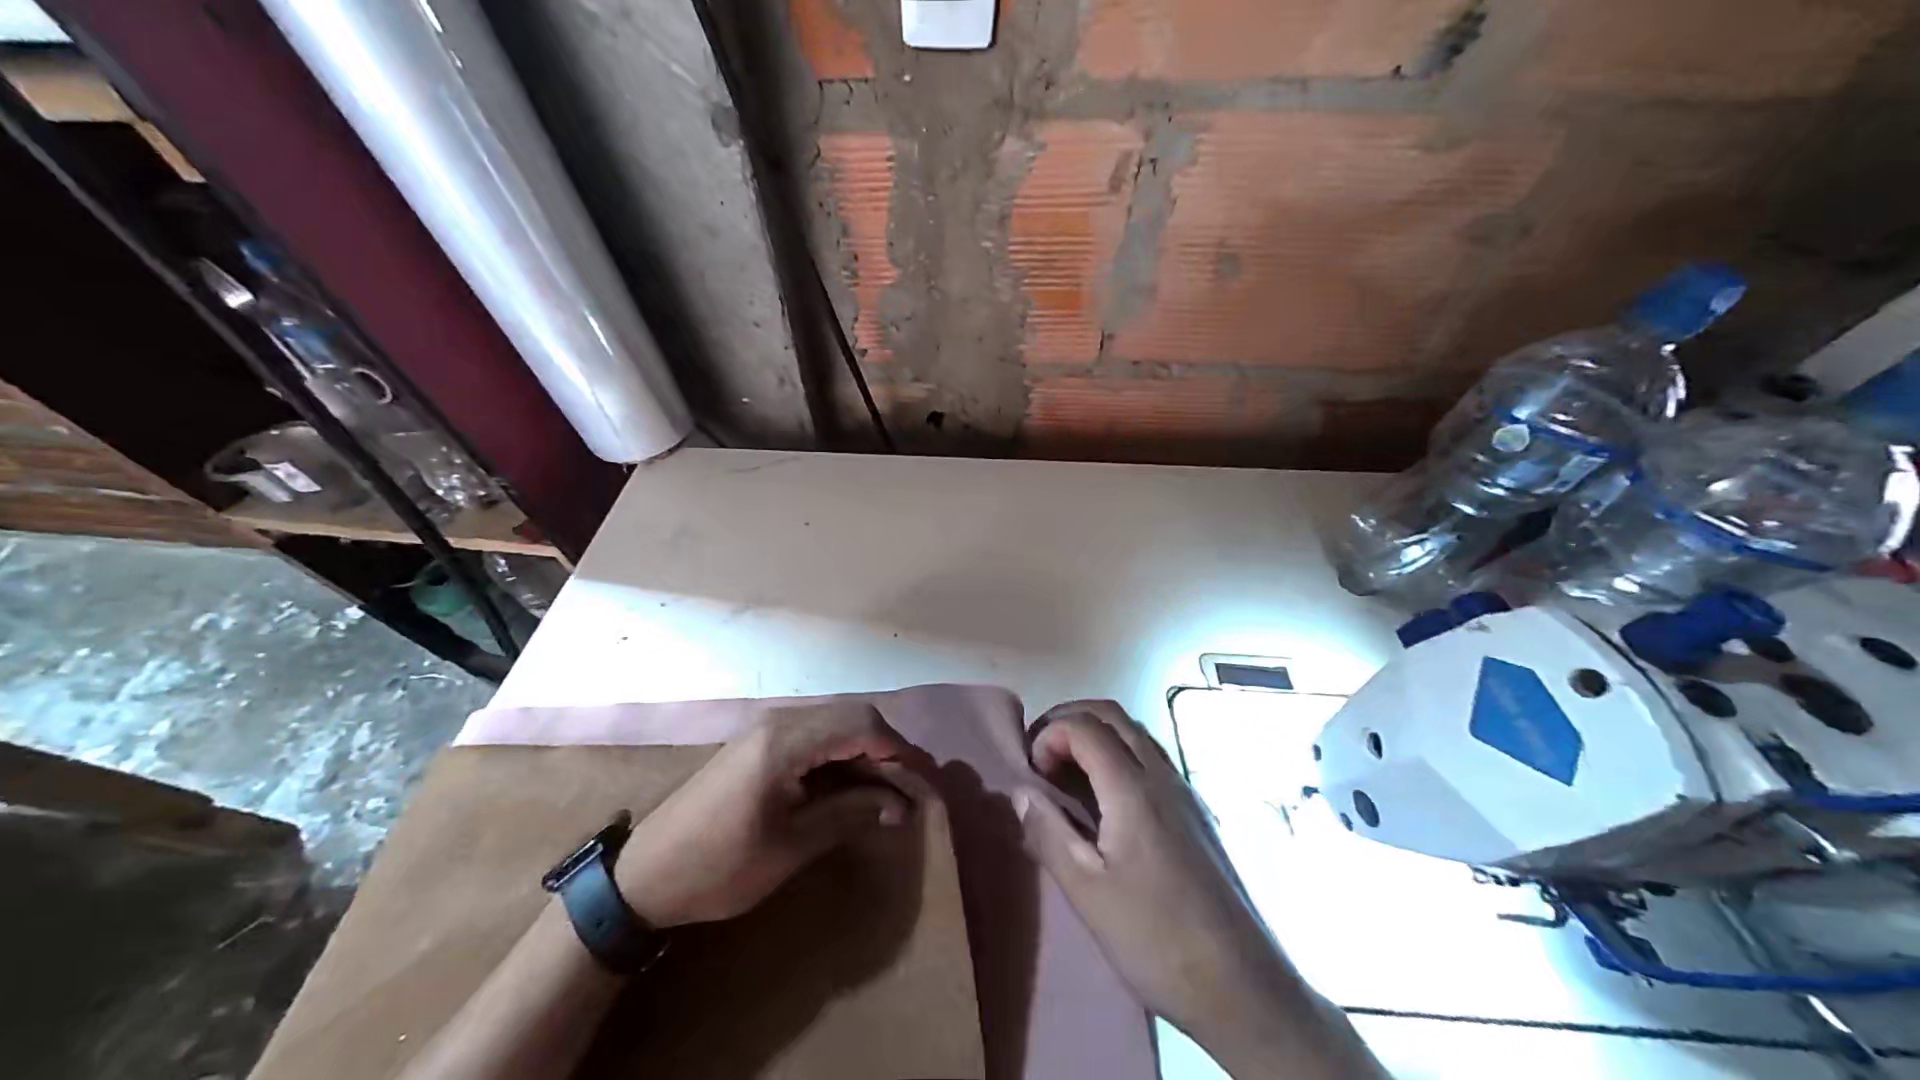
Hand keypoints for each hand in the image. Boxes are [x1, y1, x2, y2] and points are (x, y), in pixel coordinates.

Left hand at [615, 703, 912, 927]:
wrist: (644, 876)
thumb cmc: (719, 866)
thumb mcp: (791, 846)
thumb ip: (849, 813)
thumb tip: (900, 805)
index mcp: (785, 740)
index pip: (862, 724)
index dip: (900, 752)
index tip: (925, 785)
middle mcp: (780, 722)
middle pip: (853, 718)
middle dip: (888, 752)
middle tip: (911, 793)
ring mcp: (768, 730)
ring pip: (837, 726)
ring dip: (866, 755)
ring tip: (889, 795)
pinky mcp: (761, 746)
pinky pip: (816, 739)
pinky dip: (842, 759)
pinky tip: (853, 789)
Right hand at [1018, 701, 1371, 1076]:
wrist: (1242, 986)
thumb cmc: (1155, 937)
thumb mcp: (1086, 890)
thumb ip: (1048, 832)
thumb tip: (1020, 791)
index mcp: (1134, 788)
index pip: (1084, 726)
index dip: (1048, 734)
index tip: (1029, 771)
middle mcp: (1163, 776)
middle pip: (1113, 716)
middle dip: (1069, 721)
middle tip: (1039, 755)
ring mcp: (1186, 793)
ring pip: (1136, 734)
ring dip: (1095, 736)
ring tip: (1066, 775)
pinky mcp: (1198, 814)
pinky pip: (1152, 760)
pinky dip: (1119, 756)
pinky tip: (1106, 802)